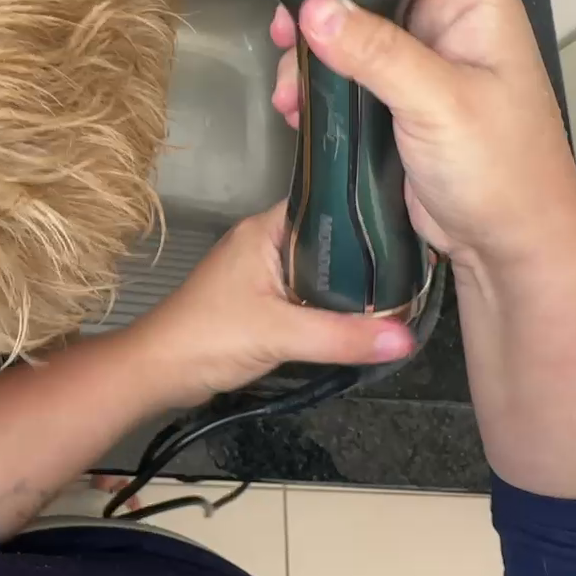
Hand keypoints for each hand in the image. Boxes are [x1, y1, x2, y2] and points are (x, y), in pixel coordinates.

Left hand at [126, 204, 412, 409]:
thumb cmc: (210, 337)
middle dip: (365, 257)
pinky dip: (328, 307)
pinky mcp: (258, 302)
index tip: (409, 227)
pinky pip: (304, 296)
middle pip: (325, 241)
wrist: (159, 371)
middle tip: (416, 267)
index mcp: (263, 231)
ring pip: (316, 272)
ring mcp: (259, 274)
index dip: (364, 213)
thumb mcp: (280, 334)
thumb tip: (407, 337)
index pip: (324, 204)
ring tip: (401, 292)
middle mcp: (262, 244)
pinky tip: (360, 319)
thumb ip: (342, 336)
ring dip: (348, 286)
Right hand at [269, 0, 575, 272]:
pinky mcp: (392, 106)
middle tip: (282, 34)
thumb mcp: (438, 102)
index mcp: (470, 7)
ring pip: (349, 40)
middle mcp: (442, 28)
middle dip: (321, 14)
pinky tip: (295, 111)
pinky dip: (317, 92)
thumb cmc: (498, 168)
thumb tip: (313, 9)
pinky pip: (345, 82)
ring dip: (311, 61)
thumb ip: (377, 53)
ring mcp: (415, 68)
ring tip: (286, 93)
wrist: (502, 244)